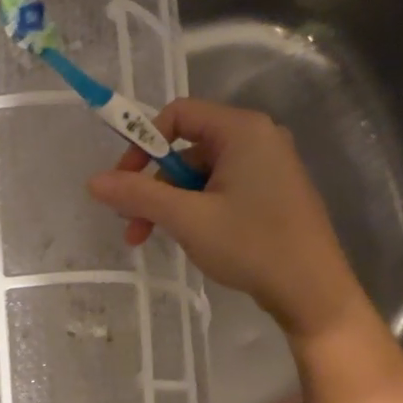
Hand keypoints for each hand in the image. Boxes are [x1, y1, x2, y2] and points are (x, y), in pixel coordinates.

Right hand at [87, 98, 364, 339]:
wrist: (310, 287)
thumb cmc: (250, 244)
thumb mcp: (187, 219)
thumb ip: (139, 196)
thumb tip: (93, 182)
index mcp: (242, 130)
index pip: (178, 114)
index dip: (143, 145)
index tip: (123, 185)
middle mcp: (258, 138)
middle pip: (187, 149)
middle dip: (153, 186)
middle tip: (134, 228)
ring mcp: (267, 166)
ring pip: (201, 175)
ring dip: (171, 205)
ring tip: (157, 240)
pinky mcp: (270, 194)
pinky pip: (220, 190)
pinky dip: (196, 211)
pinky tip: (191, 240)